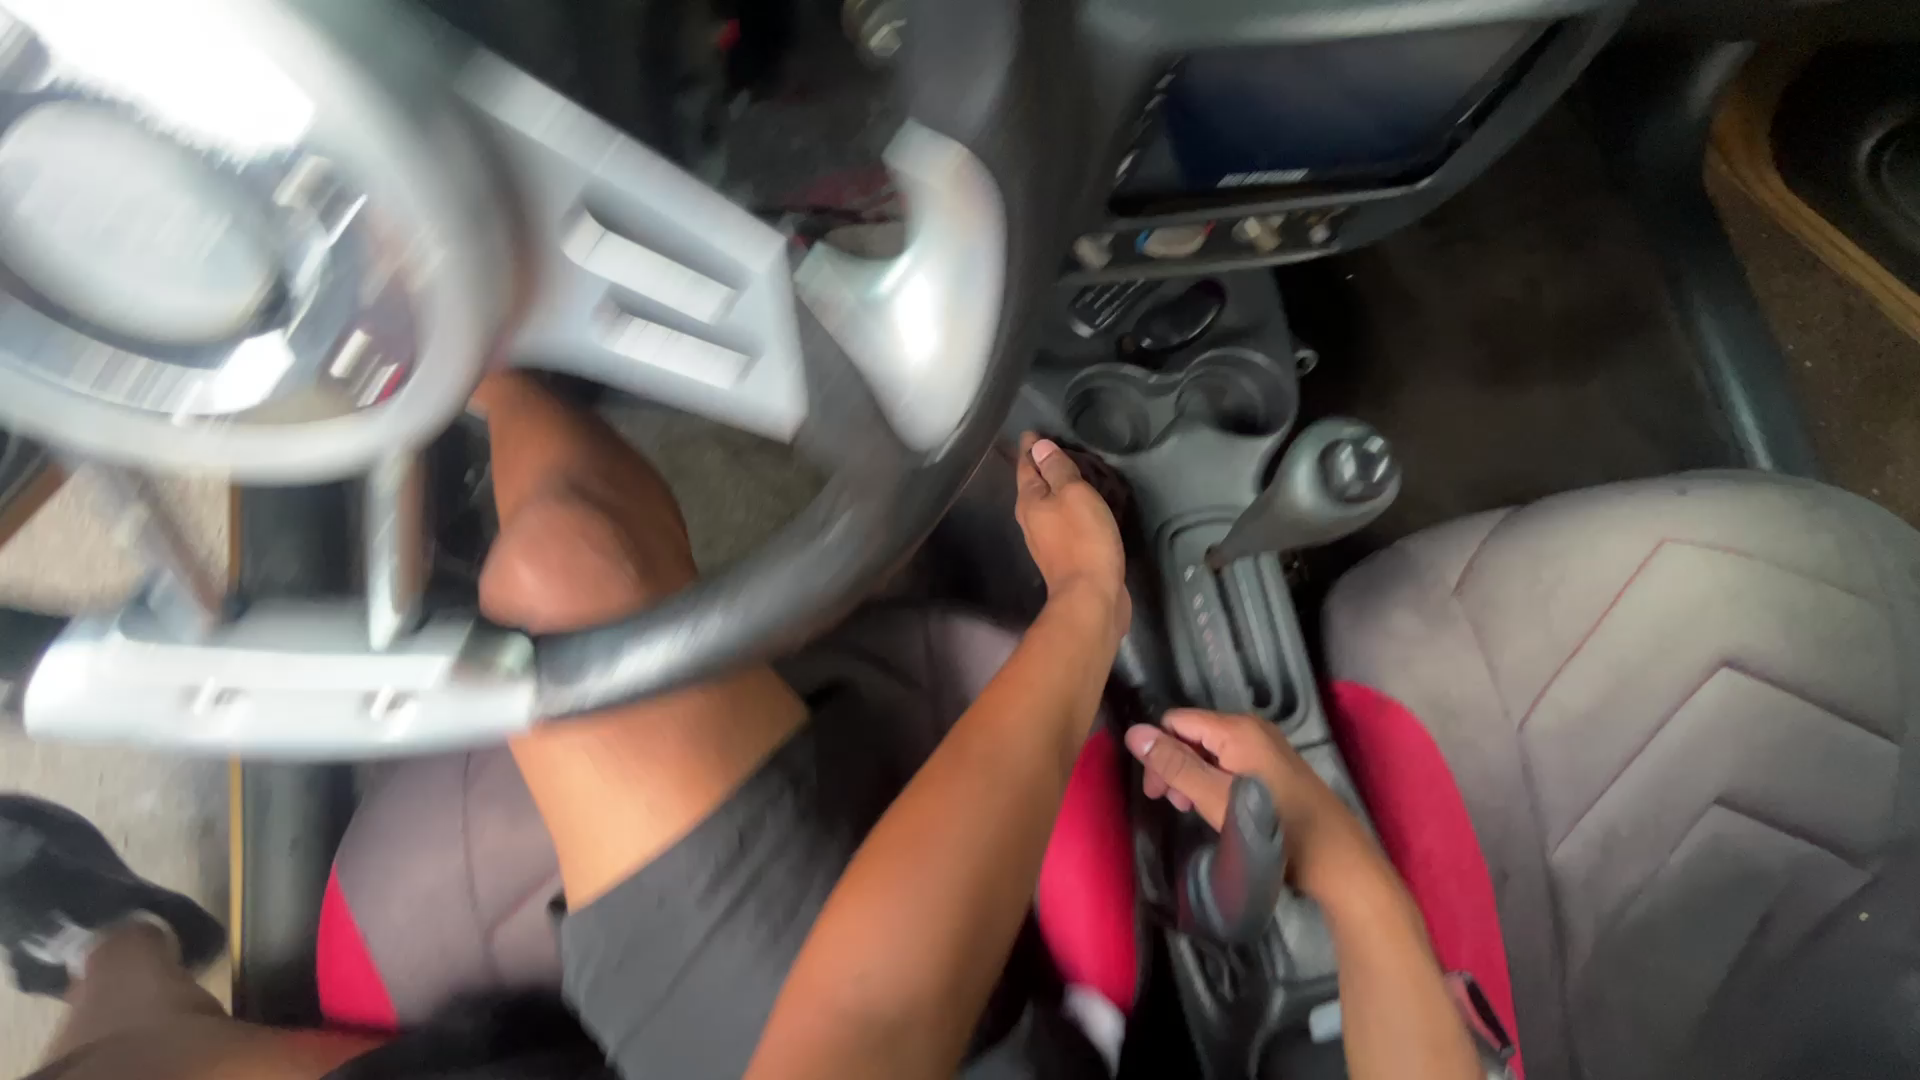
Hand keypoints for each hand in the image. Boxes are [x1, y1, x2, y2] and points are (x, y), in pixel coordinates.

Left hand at [1014, 433, 1129, 646]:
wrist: (1090, 597)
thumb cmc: (1082, 540)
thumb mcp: (1073, 494)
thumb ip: (1057, 469)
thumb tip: (1038, 446)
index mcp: (1029, 502)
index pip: (1025, 466)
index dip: (1030, 448)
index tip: (1033, 432)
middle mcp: (1031, 520)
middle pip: (1033, 486)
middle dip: (1040, 467)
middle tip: (1051, 447)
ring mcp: (1046, 541)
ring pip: (1047, 505)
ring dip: (1055, 489)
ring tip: (1068, 473)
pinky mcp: (1064, 557)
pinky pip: (1064, 522)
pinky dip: (1069, 508)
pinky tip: (1080, 507)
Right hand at [1123, 709, 1378, 899]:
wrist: (1338, 862)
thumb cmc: (1273, 827)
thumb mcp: (1214, 797)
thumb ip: (1174, 764)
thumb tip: (1134, 732)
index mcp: (1236, 728)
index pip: (1176, 721)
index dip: (1159, 751)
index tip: (1156, 791)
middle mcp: (1252, 728)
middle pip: (1194, 735)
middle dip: (1175, 765)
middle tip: (1172, 803)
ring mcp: (1267, 746)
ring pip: (1211, 750)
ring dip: (1193, 775)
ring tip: (1192, 808)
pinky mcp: (1276, 766)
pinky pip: (1231, 760)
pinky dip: (1215, 779)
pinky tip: (1217, 806)